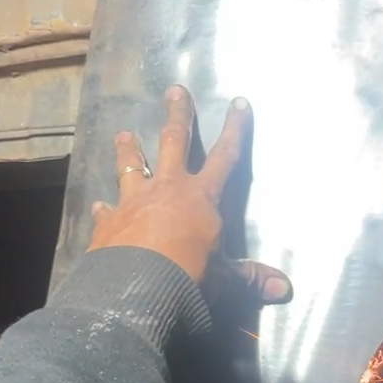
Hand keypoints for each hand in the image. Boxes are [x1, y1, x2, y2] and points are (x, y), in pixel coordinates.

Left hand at [87, 86, 290, 303]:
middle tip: (175, 90)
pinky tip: (98, 206)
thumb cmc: (188, 277)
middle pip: (174, 143)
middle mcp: (168, 189)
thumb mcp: (224, 279)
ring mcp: (134, 202)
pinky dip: (103, 209)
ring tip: (123, 134)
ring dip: (128, 150)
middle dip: (177, 116)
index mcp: (201, 197)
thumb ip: (250, 278)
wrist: (134, 292)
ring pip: (132, 166)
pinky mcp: (109, 223)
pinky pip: (107, 211)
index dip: (234, 129)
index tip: (239, 102)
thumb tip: (285, 289)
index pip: (225, 156)